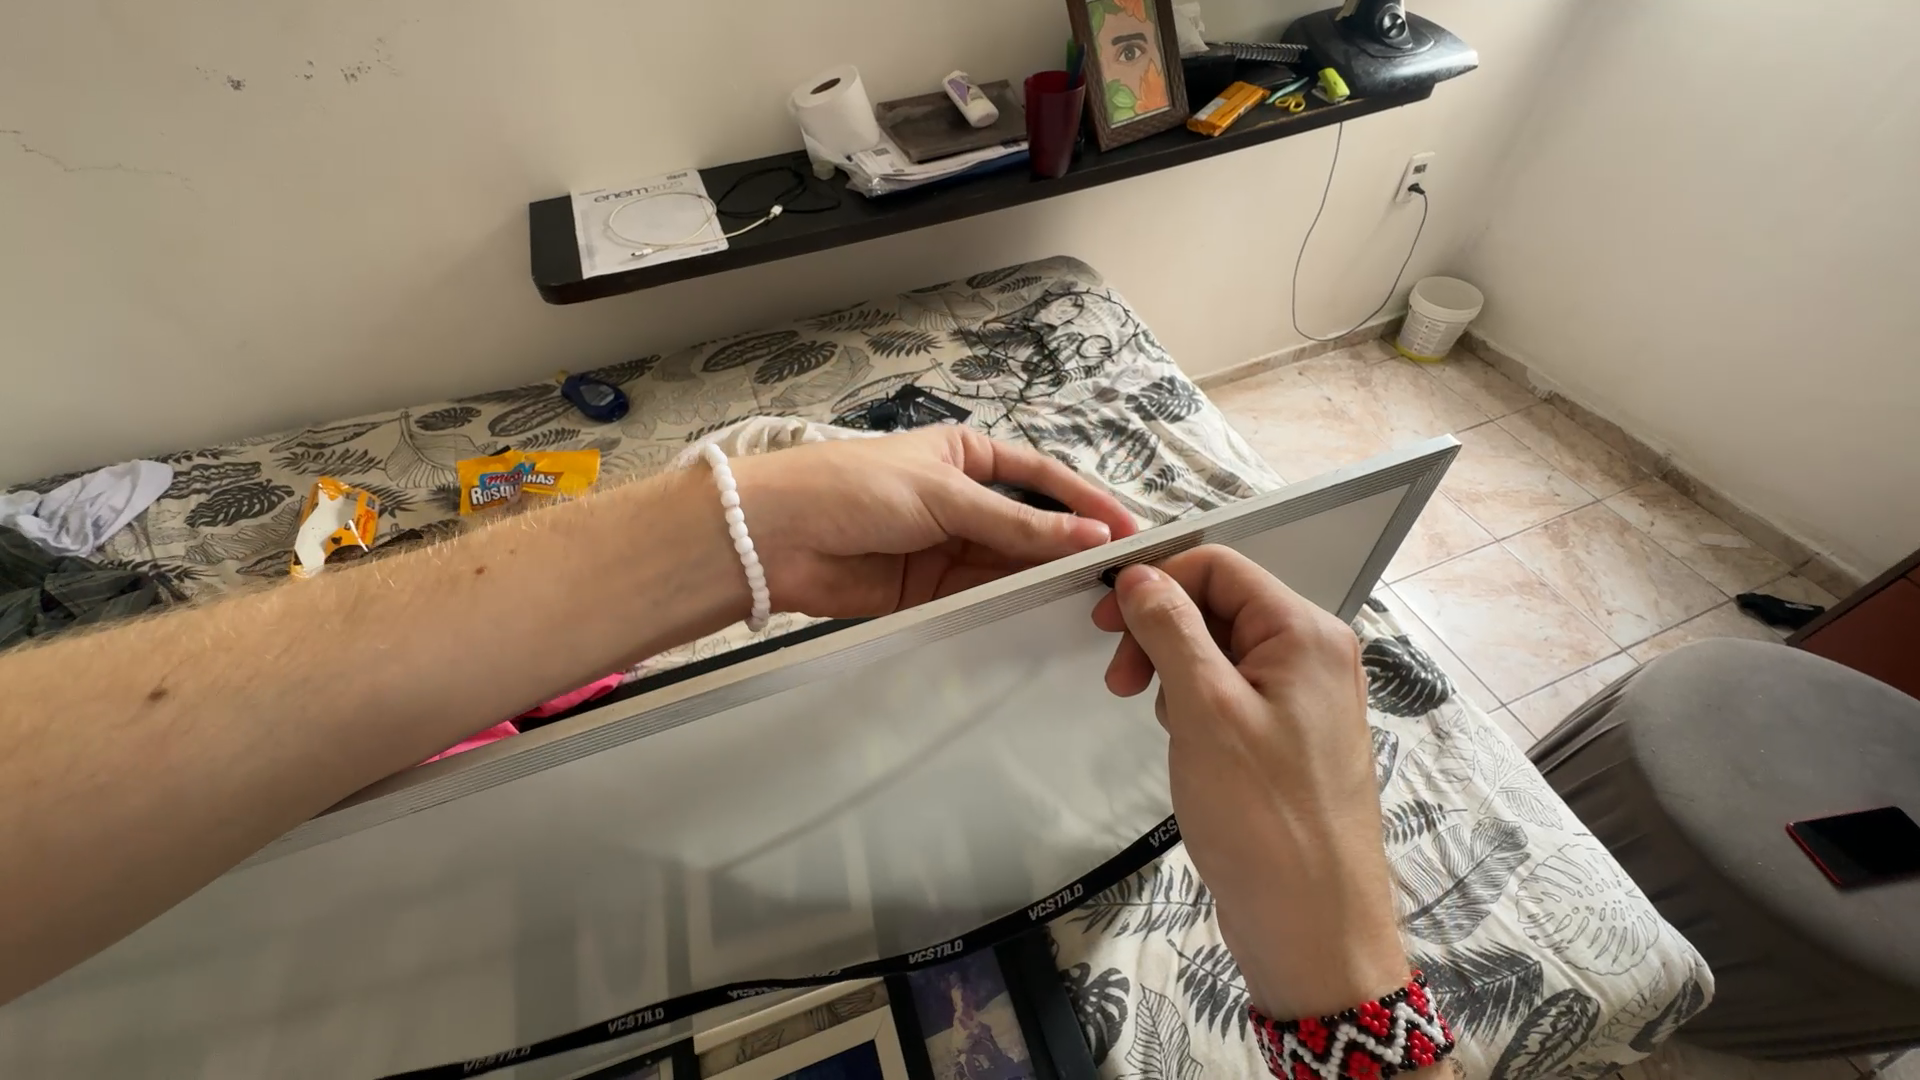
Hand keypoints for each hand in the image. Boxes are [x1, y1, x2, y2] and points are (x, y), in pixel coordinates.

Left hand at [729, 427, 1137, 617]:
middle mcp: (959, 498)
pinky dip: (1008, 599)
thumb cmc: (857, 486)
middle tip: (1117, 569)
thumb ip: (1018, 524)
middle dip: (1067, 543)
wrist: (777, 536)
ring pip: (1007, 561)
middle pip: (1027, 523)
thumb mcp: (945, 493)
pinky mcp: (928, 588)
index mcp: (963, 456)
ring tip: (1090, 591)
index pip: (1038, 478)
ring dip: (1042, 574)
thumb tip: (1089, 537)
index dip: (1084, 500)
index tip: (1126, 525)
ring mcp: (945, 545)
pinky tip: (1041, 605)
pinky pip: (980, 592)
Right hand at [1091, 546, 1405, 1020]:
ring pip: (1217, 647)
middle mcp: (1310, 653)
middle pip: (1216, 604)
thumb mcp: (1204, 709)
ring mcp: (1300, 695)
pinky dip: (1192, 699)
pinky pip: (1228, 687)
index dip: (1157, 581)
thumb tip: (1138, 574)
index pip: (1217, 567)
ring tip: (1157, 716)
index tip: (1106, 621)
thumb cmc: (1262, 815)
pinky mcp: (1285, 732)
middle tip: (1120, 680)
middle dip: (1159, 631)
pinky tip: (1182, 735)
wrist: (1312, 929)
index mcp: (1304, 633)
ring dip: (1171, 667)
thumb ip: (1170, 629)